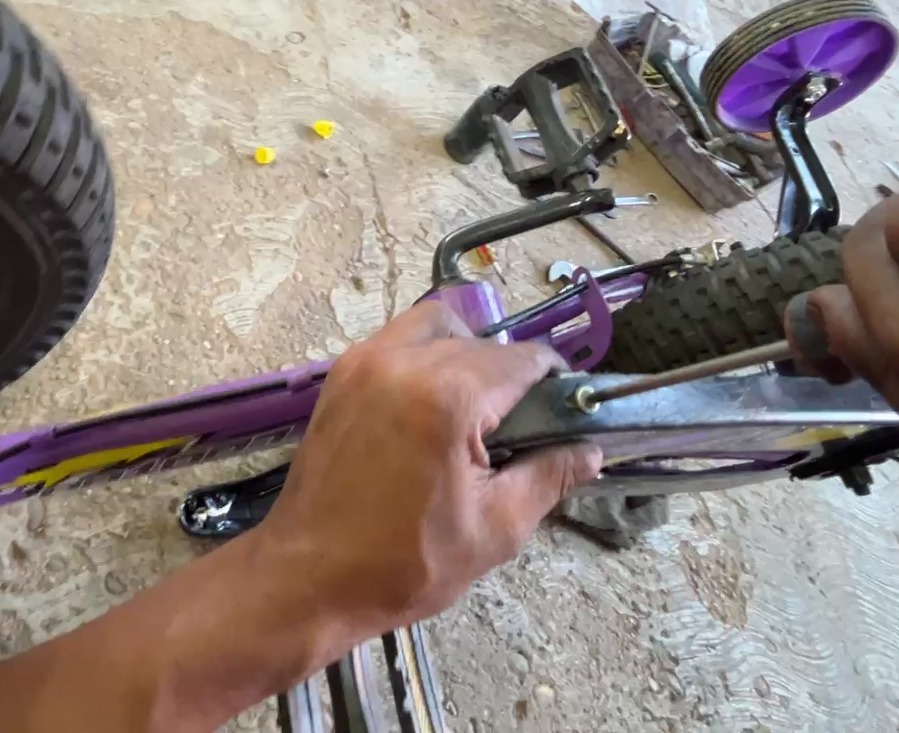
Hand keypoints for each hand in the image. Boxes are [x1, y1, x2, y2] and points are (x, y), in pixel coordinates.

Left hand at [257, 301, 603, 634]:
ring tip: (474, 405)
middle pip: (479, 342)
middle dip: (510, 372)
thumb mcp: (494, 528)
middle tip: (523, 422)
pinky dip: (423, 353)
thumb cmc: (404, 562)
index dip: (553, 378)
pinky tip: (430, 402)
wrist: (309, 574)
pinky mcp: (341, 373)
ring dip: (464, 349)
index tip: (567, 405)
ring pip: (434, 325)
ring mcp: (364, 361)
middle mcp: (402, 361)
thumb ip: (548, 476)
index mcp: (445, 396)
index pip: (519, 360)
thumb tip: (590, 449)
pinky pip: (396, 340)